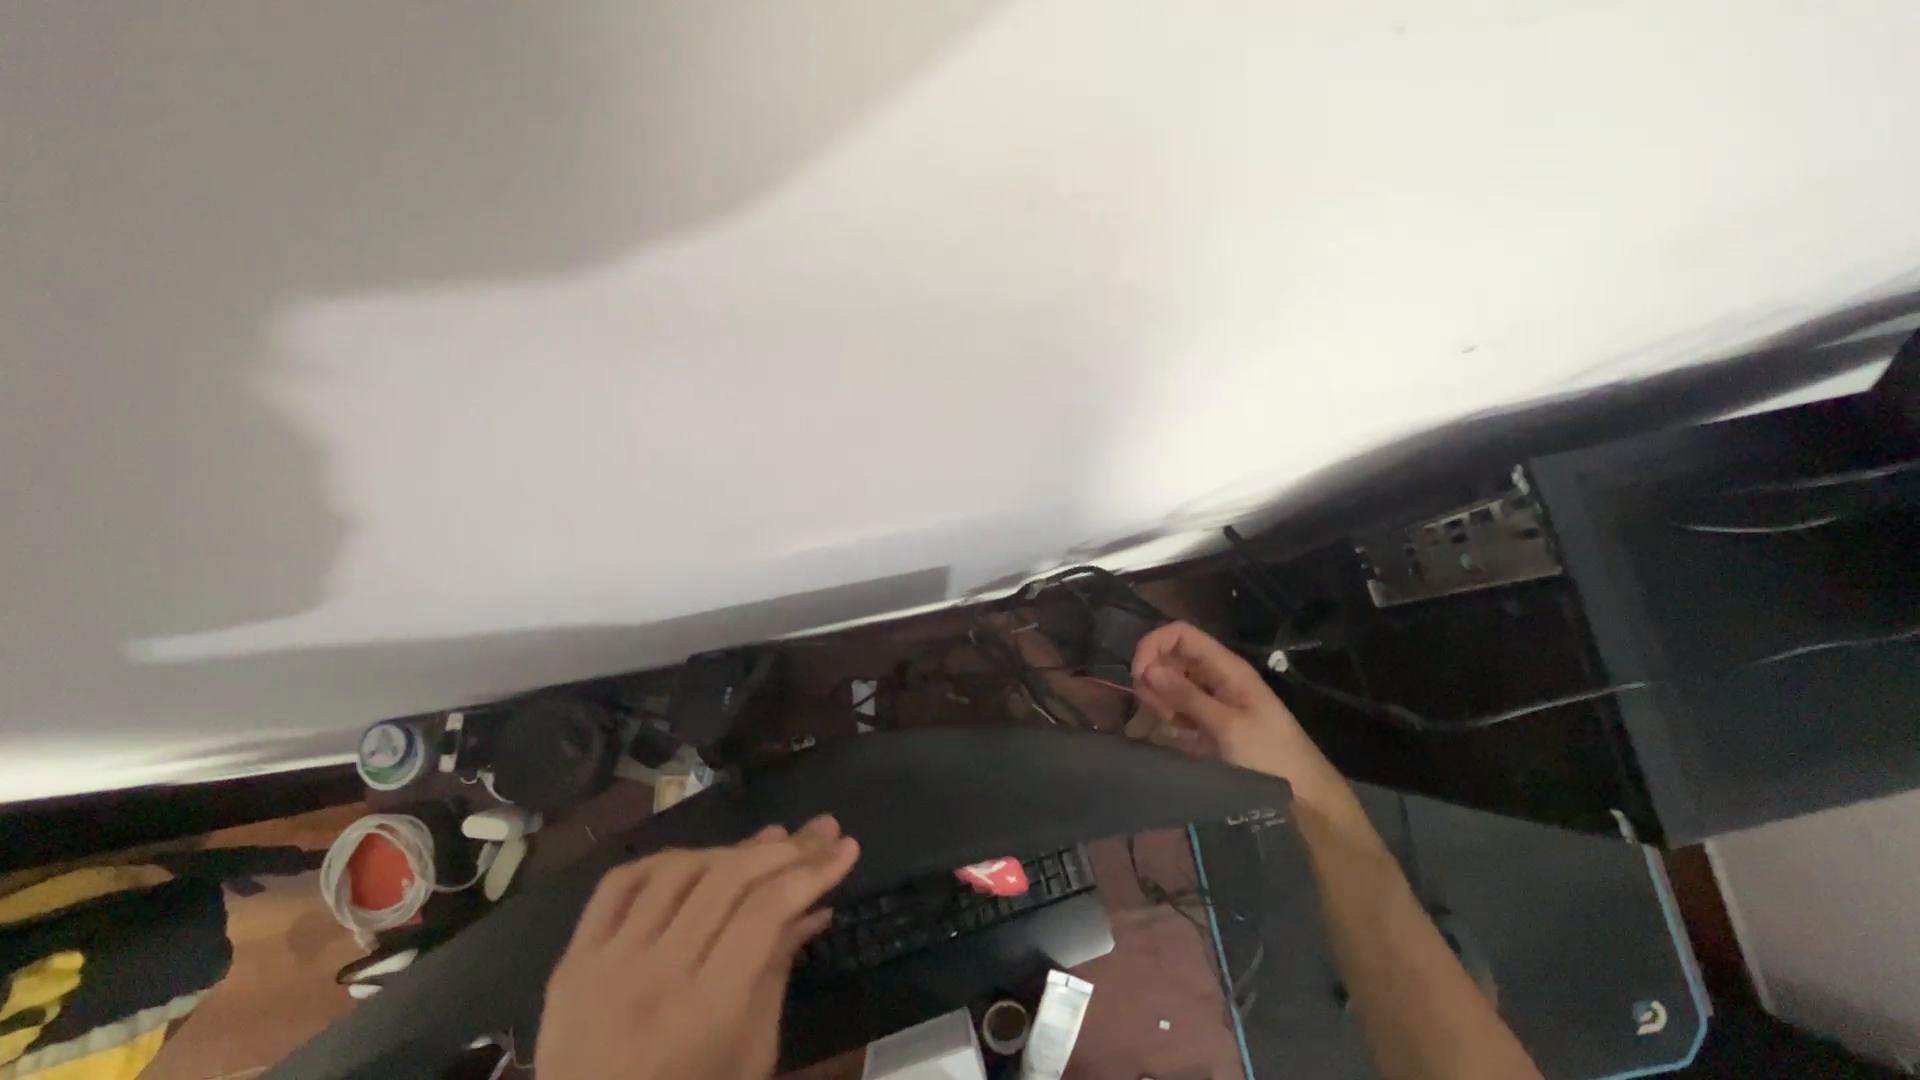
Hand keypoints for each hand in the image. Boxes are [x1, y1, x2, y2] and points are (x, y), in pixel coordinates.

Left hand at [536, 816, 858, 1079]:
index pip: (765, 911)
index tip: (845, 848)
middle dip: (784, 848)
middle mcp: (656, 974)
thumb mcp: (751, 1053)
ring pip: (677, 870)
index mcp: (706, 1009)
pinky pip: (618, 884)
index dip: (811, 872)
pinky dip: (662, 862)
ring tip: (767, 843)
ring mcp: (607, 963)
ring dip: (730, 848)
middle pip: (726, 880)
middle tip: (819, 831)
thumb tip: (814, 906)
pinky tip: (696, 860)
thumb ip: (777, 972)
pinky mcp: (573, 959)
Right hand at [1132, 622, 1347, 809]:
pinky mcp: (1209, 722)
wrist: (1304, 795)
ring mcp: (1212, 699)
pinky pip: (1178, 708)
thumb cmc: (1270, 756)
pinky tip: (1177, 737)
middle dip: (1154, 679)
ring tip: (1173, 728)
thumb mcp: (1227, 726)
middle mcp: (1217, 676)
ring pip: (1170, 684)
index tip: (1138, 677)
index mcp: (1226, 667)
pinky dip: (1169, 718)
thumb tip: (1147, 669)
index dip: (1153, 646)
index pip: (1180, 634)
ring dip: (1161, 702)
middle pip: (1171, 658)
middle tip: (1161, 713)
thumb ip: (1187, 697)